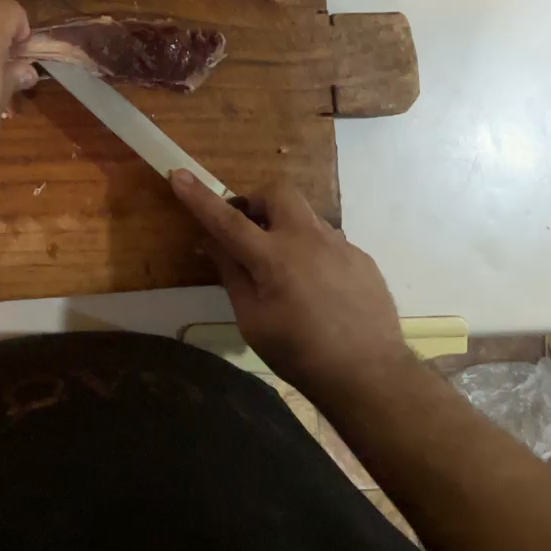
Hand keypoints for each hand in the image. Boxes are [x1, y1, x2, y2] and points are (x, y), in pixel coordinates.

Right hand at [171, 171, 417, 398]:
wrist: (370, 375)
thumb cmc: (300, 355)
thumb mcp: (252, 322)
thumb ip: (231, 275)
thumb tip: (210, 242)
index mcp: (275, 259)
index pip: (227, 220)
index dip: (200, 197)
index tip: (180, 175)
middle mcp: (308, 240)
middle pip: (277, 193)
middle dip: (257, 203)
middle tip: (250, 234)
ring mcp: (340, 245)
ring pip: (304, 216)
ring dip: (285, 229)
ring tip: (286, 273)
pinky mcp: (361, 257)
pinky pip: (328, 241)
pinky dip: (311, 253)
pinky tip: (318, 291)